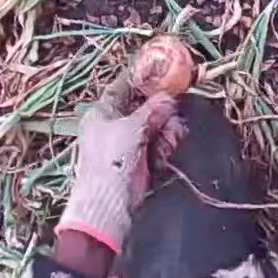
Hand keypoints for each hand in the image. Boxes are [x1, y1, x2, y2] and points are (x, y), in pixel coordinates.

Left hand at [55, 71, 180, 265]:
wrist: (108, 204)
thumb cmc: (111, 161)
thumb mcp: (131, 128)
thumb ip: (152, 110)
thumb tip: (169, 96)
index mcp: (102, 112)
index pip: (124, 87)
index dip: (143, 80)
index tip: (165, 73)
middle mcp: (113, 125)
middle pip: (143, 107)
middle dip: (161, 109)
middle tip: (175, 108)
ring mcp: (126, 144)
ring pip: (154, 126)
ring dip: (166, 129)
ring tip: (172, 134)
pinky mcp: (139, 160)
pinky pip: (157, 145)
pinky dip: (165, 145)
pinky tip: (168, 149)